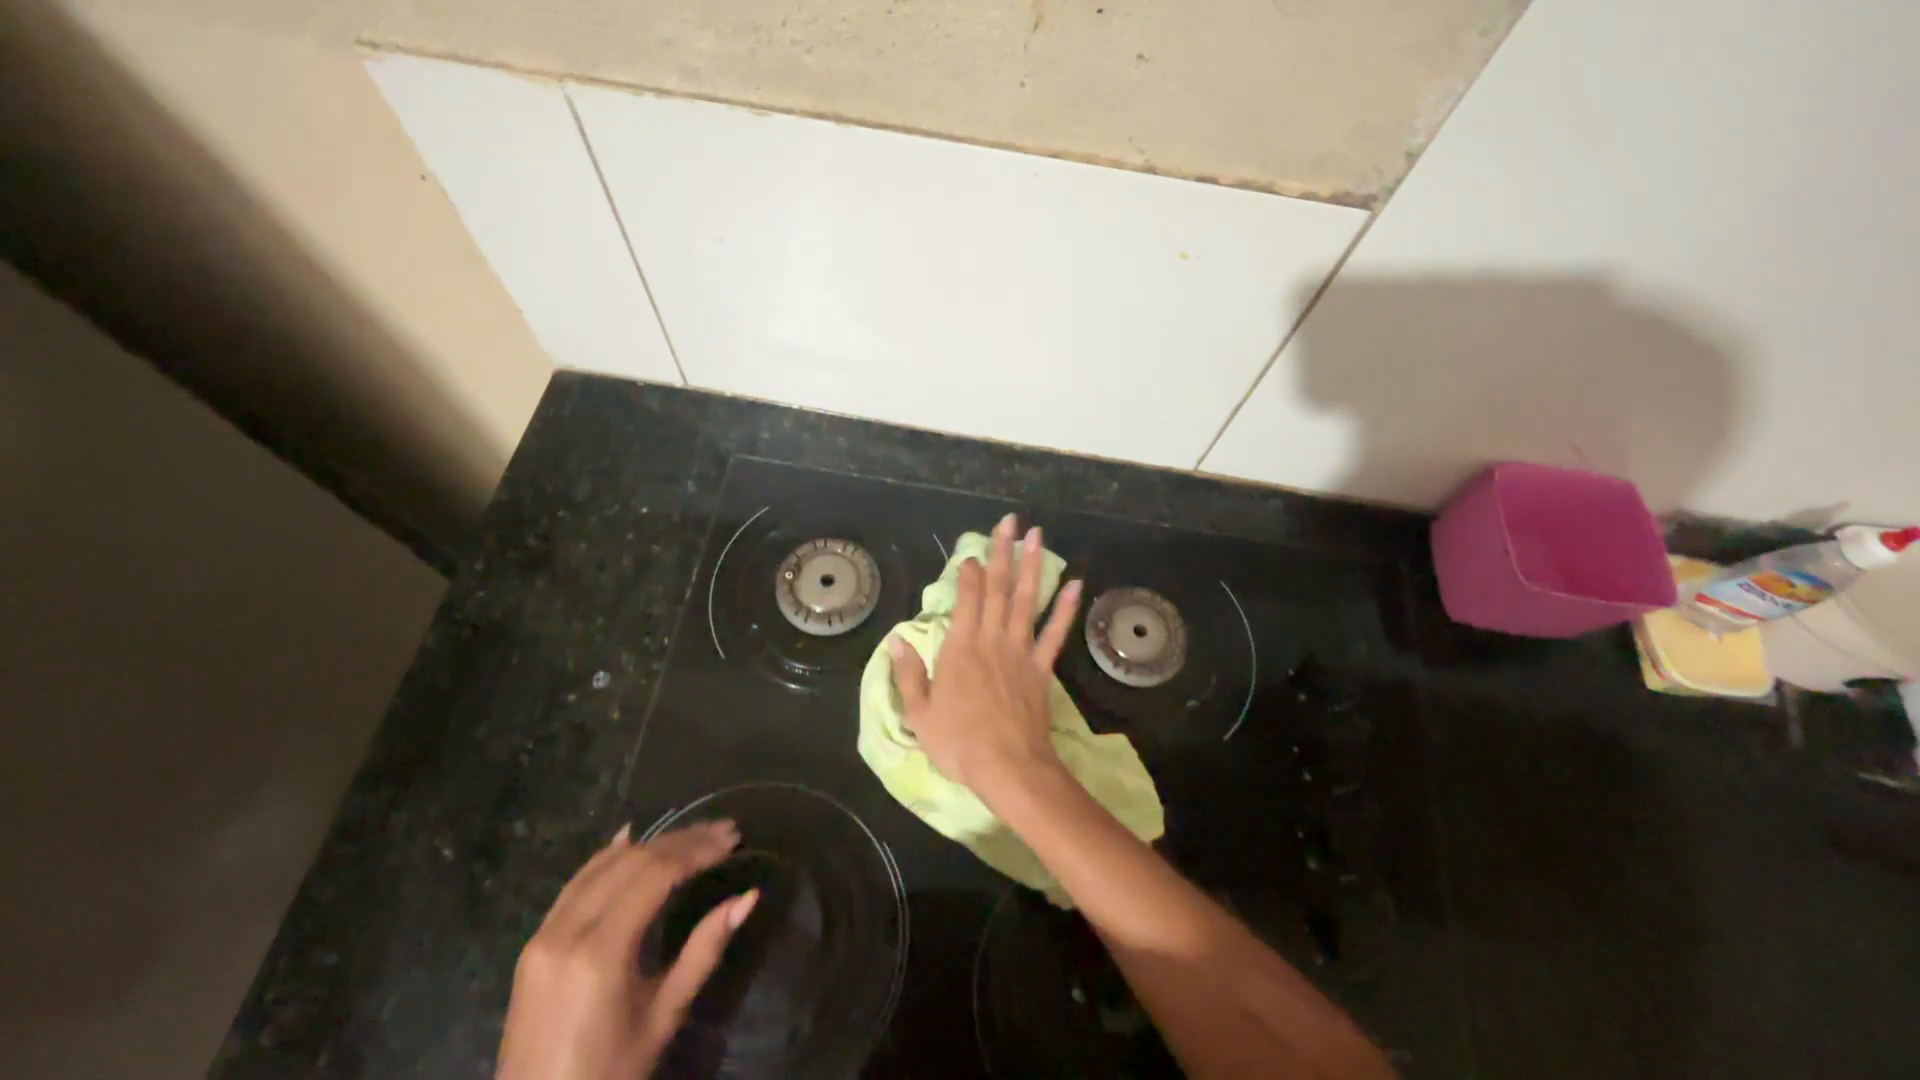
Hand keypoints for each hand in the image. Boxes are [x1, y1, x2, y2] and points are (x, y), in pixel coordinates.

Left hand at [497, 822, 758, 1079]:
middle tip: (722, 832)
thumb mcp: (664, 1015)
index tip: (731, 840)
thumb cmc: (610, 1071)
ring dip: (648, 844)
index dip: (696, 851)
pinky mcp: (534, 943)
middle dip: (679, 841)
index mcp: (601, 953)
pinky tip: (629, 840)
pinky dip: (606, 859)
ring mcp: (543, 935)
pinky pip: (575, 885)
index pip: (654, 876)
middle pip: (629, 863)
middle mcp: (566, 931)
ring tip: (691, 834)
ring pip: (600, 867)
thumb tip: (747, 898)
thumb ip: (704, 951)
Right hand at [887, 513, 1080, 791]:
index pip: (967, 600)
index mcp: (960, 649)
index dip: (970, 574)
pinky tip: (1076, 585)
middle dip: (1003, 552)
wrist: (1008, 768)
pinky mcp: (1042, 669)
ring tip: (1038, 536)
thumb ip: (909, 674)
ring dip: (1032, 566)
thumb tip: (897, 641)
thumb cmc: (958, 743)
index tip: (972, 554)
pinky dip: (1065, 609)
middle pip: (998, 589)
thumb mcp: (920, 713)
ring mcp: (1021, 652)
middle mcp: (992, 641)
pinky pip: (1055, 633)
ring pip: (1027, 601)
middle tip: (1009, 521)